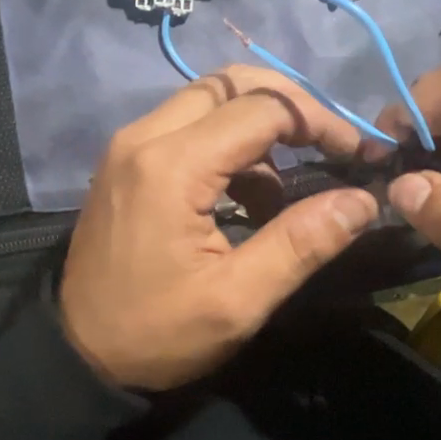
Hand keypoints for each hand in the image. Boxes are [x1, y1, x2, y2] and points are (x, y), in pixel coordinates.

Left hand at [60, 66, 379, 390]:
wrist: (77, 355)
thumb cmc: (157, 333)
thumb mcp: (237, 300)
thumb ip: (302, 242)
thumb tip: (363, 200)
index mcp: (171, 165)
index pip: (261, 108)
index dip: (319, 121)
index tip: (358, 154)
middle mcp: (144, 136)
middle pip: (229, 84)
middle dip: (288, 105)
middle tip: (328, 145)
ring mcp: (129, 145)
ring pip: (206, 99)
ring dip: (255, 125)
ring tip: (288, 187)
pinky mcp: (125, 161)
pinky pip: (185, 125)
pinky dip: (225, 143)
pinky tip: (247, 197)